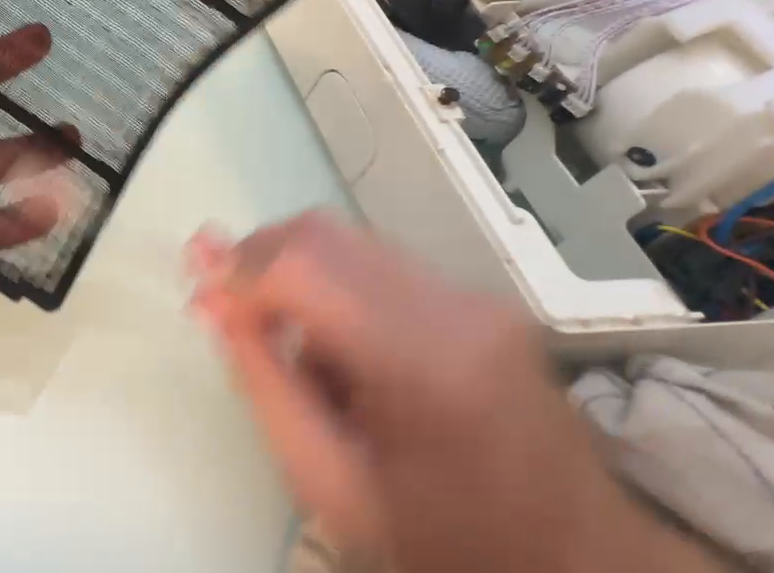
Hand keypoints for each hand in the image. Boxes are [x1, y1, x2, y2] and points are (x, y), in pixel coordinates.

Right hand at [188, 212, 723, 572]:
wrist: (576, 565)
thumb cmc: (441, 537)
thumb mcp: (326, 478)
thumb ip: (260, 379)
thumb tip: (208, 297)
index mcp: (425, 361)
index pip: (298, 265)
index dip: (232, 271)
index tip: (197, 302)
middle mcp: (456, 307)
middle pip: (316, 234)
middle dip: (253, 262)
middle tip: (225, 314)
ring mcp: (475, 298)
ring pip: (340, 240)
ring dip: (290, 274)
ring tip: (287, 346)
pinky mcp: (479, 300)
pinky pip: (372, 262)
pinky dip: (327, 286)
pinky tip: (334, 348)